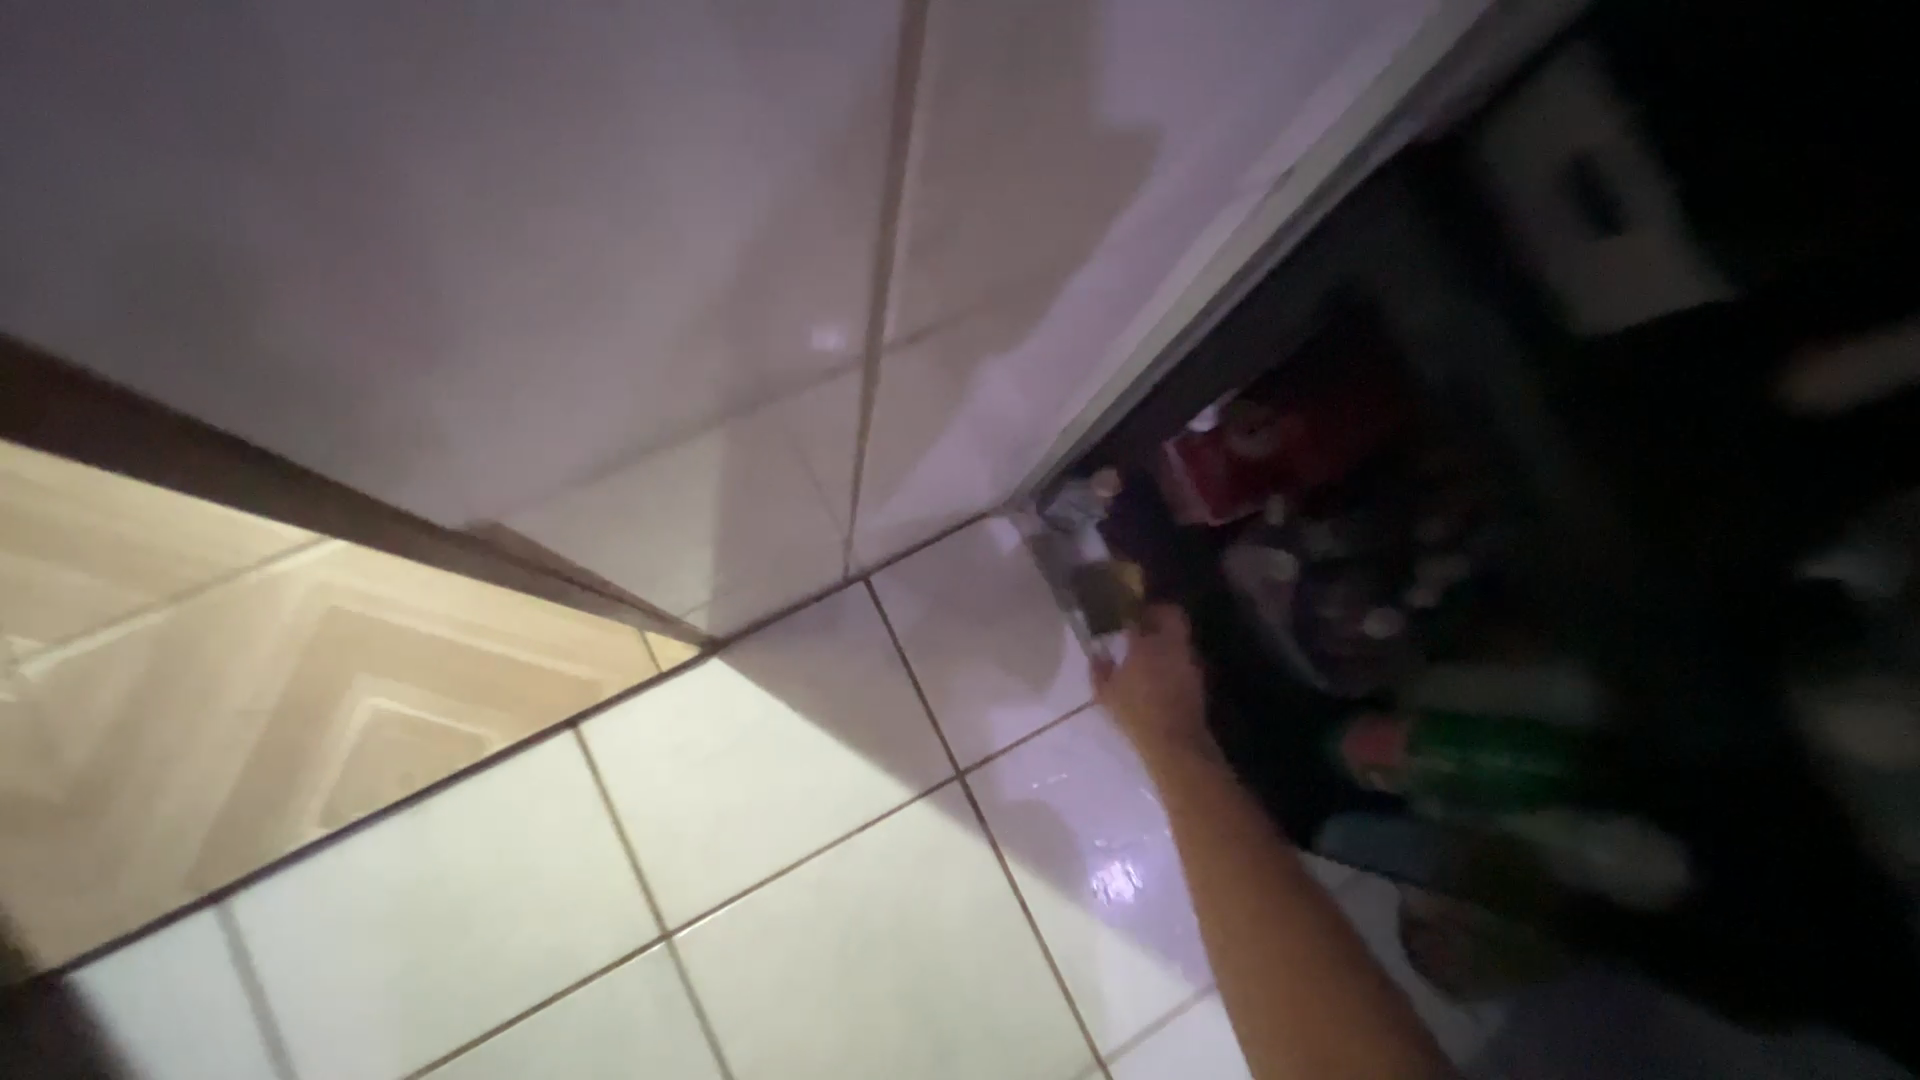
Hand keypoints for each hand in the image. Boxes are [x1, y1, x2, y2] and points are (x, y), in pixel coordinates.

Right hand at [1093, 603, 1216, 764]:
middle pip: (1172, 615)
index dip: (1133, 613)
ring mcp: (1188, 660)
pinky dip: (1174, 658)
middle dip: (1159, 614)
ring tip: (1151, 650)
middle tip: (1144, 622)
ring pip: (1180, 636)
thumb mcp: (1106, 693)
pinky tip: (1162, 672)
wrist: (1175, 741)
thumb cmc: (1136, 713)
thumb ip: (1099, 669)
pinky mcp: (1198, 677)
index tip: (1125, 617)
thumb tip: (1097, 653)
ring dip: (1167, 637)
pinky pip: (1184, 657)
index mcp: (1146, 644)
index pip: (1141, 615)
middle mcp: (1171, 645)